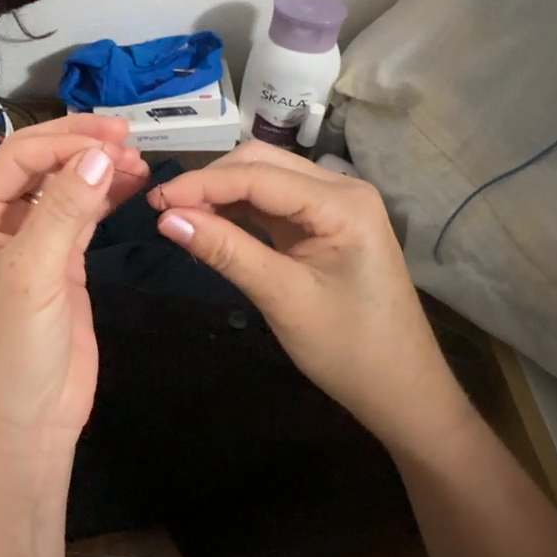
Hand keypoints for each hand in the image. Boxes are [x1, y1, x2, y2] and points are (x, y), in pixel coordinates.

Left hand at [0, 115, 148, 466]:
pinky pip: (82, 216)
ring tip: (140, 161)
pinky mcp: (60, 263)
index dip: (64, 140)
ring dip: (98, 169)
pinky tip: (133, 184)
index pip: (17, 158)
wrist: (25, 425)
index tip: (114, 136)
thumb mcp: (33, 274)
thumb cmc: (11, 348)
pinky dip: (106, 198)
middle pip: (40, 164)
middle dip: (81, 146)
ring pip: (64, 187)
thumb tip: (100, 153)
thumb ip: (64, 210)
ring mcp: (29, 241)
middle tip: (130, 137)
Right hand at [149, 141, 472, 453]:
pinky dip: (236, 210)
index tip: (153, 202)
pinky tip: (209, 225)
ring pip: (262, 179)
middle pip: (260, 164)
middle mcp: (340, 190)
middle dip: (209, 181)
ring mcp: (332, 207)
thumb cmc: (350, 349)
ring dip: (220, 193)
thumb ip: (225, 251)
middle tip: (164, 210)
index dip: (201, 184)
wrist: (403, 393)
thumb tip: (166, 219)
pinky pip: (270, 204)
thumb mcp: (282, 298)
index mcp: (342, 203)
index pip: (256, 176)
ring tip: (178, 216)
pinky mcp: (321, 225)